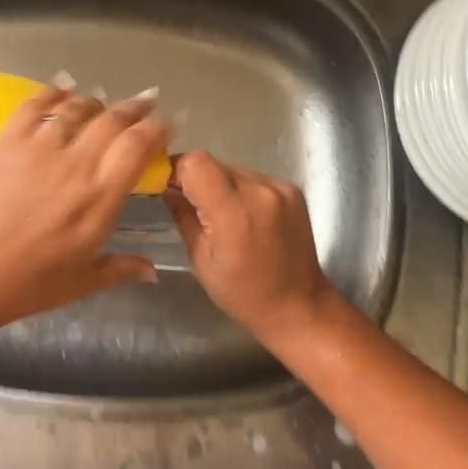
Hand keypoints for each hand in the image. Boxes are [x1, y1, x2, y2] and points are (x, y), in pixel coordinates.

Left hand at [0, 85, 173, 334]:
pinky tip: (60, 88)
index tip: (167, 123)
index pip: (138, 147)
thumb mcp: (82, 282)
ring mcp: (39, 148)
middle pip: (113, 120)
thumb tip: (152, 270)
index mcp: (101, 196)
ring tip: (101, 103)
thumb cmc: (29, 284)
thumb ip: (121, 269)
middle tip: (144, 103)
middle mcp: (76, 163)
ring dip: (95, 102)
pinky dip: (52, 93)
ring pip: (76, 108)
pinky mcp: (7, 142)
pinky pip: (34, 105)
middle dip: (135, 108)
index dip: (157, 129)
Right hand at [165, 151, 341, 340]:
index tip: (170, 188)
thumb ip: (184, 217)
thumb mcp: (201, 260)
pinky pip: (254, 178)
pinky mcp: (292, 190)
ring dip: (220, 185)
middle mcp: (260, 192)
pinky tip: (245, 217)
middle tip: (192, 205)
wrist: (299, 305)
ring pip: (233, 169)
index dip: (177, 171)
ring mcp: (280, 188)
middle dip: (197, 179)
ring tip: (222, 216)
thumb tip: (168, 190)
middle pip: (214, 163)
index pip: (195, 163)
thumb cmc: (243, 293)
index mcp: (233, 213)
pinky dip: (242, 190)